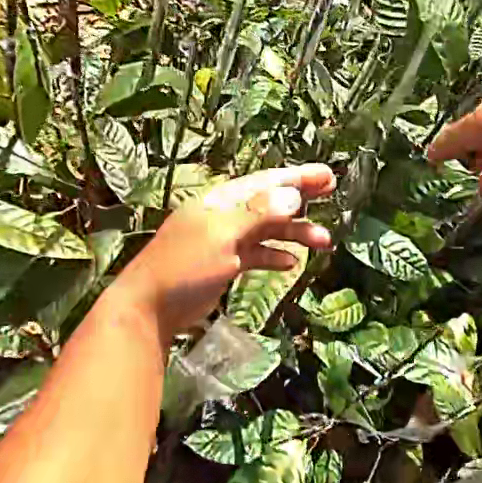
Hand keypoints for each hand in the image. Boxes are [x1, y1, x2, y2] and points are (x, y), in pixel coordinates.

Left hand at [113, 164, 335, 338]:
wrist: (149, 307)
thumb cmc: (183, 266)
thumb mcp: (221, 236)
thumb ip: (257, 215)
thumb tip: (292, 193)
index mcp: (219, 201)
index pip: (264, 182)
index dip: (296, 177)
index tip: (328, 175)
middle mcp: (222, 216)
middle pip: (268, 202)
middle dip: (300, 199)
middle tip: (332, 193)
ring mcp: (221, 241)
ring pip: (264, 231)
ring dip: (292, 233)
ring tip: (323, 241)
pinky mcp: (221, 265)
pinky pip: (253, 255)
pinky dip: (272, 256)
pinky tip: (290, 263)